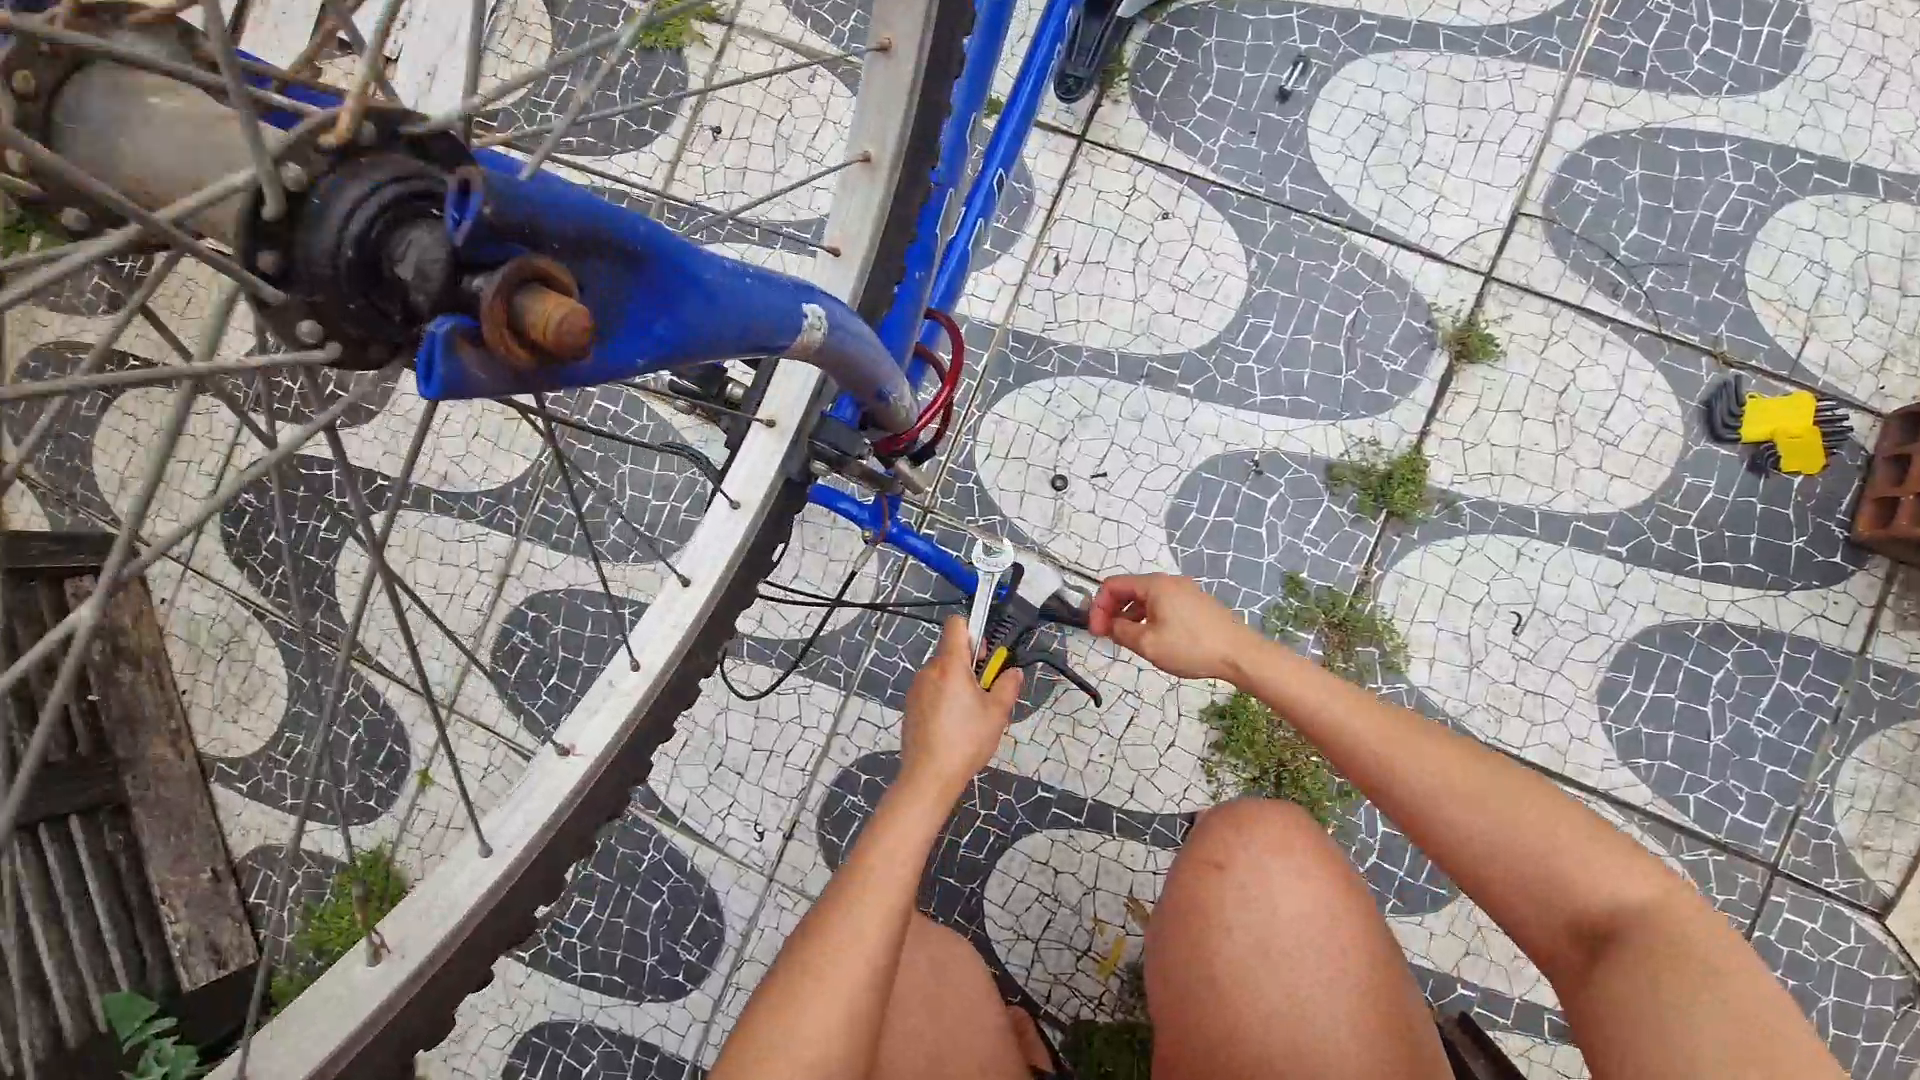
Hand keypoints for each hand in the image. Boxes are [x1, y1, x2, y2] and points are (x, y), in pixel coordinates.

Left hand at [899, 616, 1023, 797]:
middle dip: (969, 664)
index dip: (972, 631)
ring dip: (957, 682)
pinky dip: (943, 697)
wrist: (929, 775)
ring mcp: (916, 688)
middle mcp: (929, 671)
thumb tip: (1013, 672)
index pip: (956, 625)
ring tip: (970, 713)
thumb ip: (1007, 686)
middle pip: (950, 651)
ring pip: (941, 672)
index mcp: (950, 666)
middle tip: (984, 691)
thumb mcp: (996, 713)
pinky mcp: (910, 706)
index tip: (984, 655)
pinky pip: (931, 689)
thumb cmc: (966, 740)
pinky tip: (953, 724)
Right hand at [1089, 573, 1262, 681]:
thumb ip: (1121, 632)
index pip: (1113, 585)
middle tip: (1107, 636)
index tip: (1096, 632)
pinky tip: (1153, 639)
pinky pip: (1163, 605)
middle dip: (1113, 611)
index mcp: (1155, 585)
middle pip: (1130, 589)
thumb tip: (1109, 625)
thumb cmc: (1190, 647)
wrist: (1240, 654)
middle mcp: (1170, 581)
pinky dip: (1149, 617)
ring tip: (1129, 641)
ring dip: (1131, 616)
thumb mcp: (1147, 643)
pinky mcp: (1197, 604)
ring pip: (1147, 599)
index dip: (1098, 607)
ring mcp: (1186, 591)